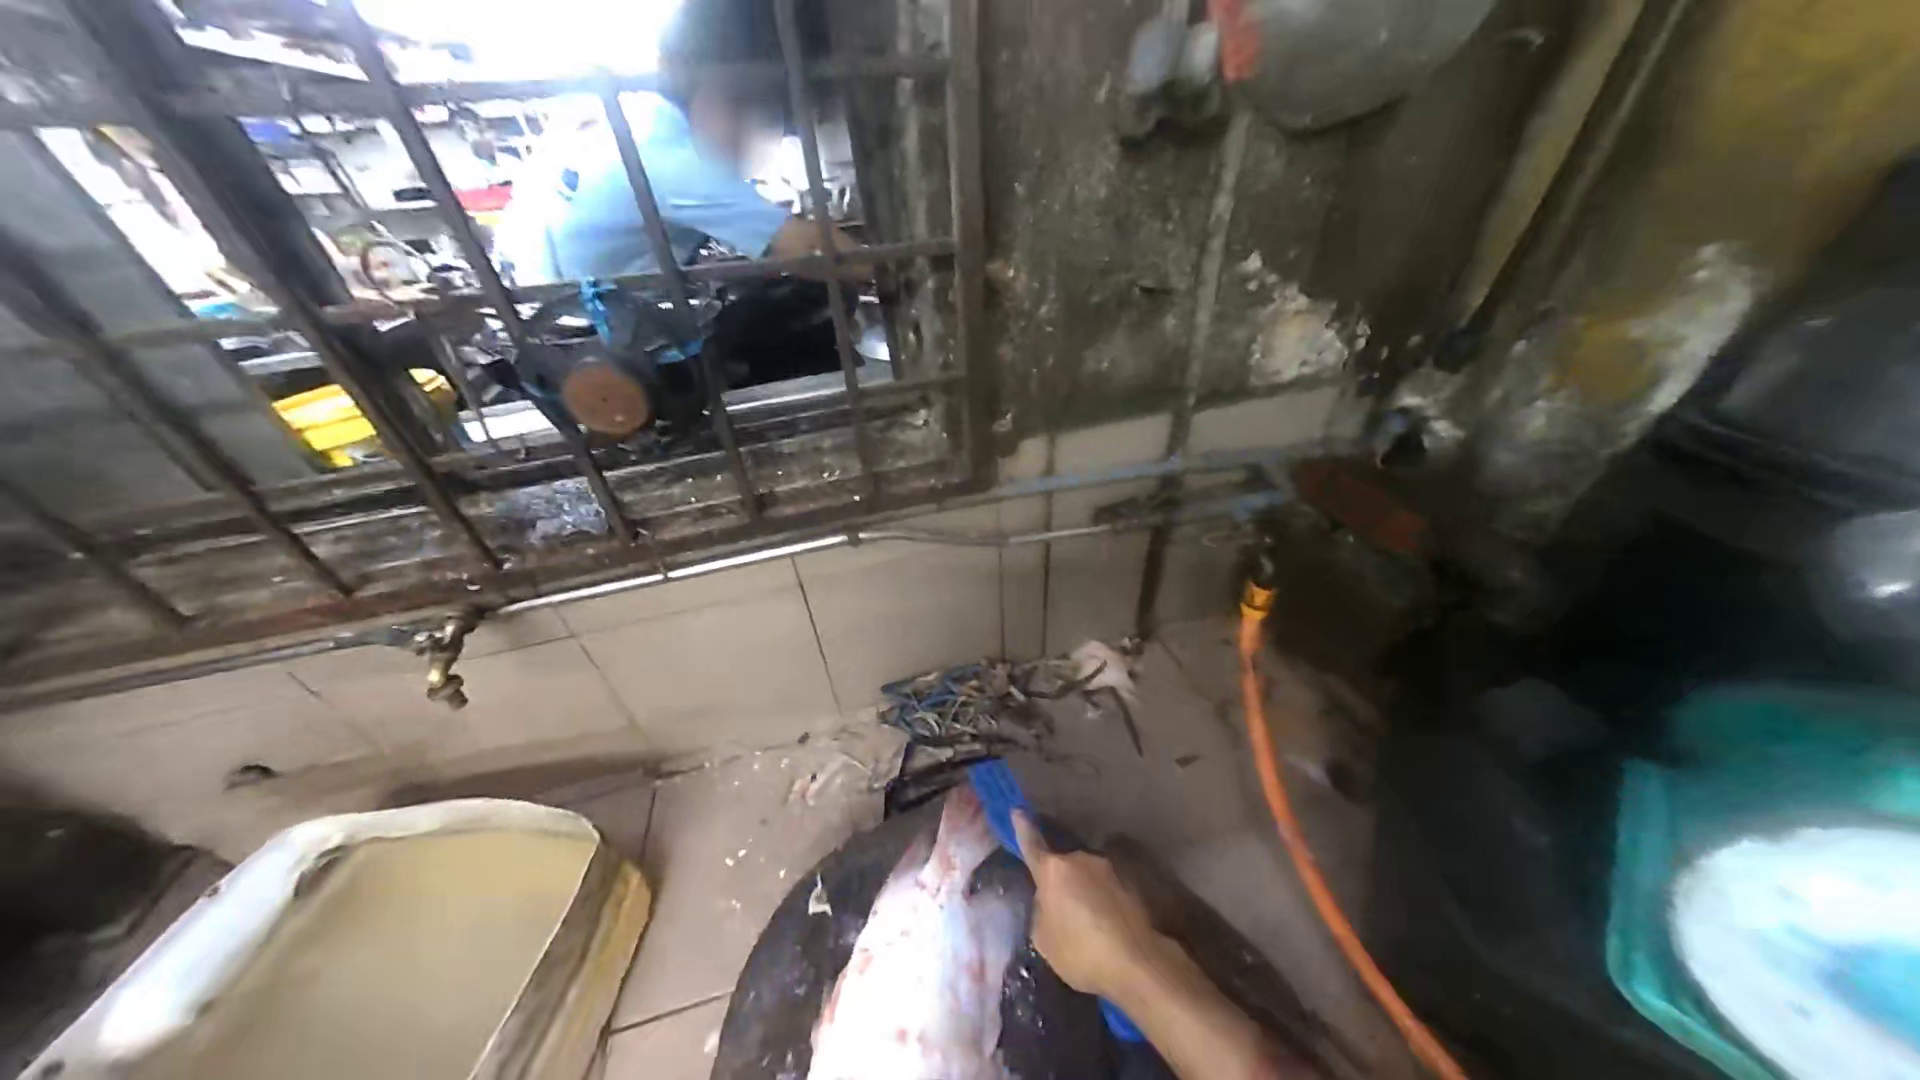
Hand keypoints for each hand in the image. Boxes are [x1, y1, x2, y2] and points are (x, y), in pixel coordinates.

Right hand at [1012, 811, 1165, 1001]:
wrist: (1136, 962)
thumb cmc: (1080, 951)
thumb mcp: (1043, 939)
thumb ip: (1040, 911)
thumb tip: (1048, 900)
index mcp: (1053, 870)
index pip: (1032, 843)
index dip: (1023, 827)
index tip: (1017, 811)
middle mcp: (1080, 859)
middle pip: (1062, 865)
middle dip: (1060, 882)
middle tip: (1060, 910)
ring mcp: (1108, 869)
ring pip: (1086, 877)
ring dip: (1083, 892)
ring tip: (1087, 924)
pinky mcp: (1130, 884)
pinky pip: (1105, 890)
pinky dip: (1102, 903)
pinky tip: (1106, 928)